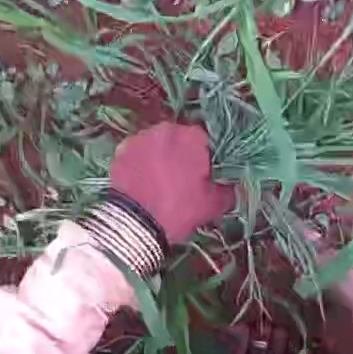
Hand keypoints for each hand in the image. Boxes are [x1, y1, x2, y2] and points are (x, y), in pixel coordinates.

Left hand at [109, 123, 231, 243]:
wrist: (135, 223)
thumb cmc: (178, 210)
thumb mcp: (212, 205)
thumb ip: (227, 191)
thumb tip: (232, 186)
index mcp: (191, 137)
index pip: (204, 141)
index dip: (204, 159)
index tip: (202, 176)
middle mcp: (165, 130)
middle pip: (178, 140)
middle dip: (180, 155)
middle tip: (179, 180)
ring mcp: (139, 139)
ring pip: (155, 145)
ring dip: (158, 157)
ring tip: (158, 183)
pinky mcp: (120, 152)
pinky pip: (136, 155)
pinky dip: (139, 164)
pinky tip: (141, 183)